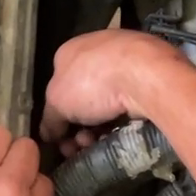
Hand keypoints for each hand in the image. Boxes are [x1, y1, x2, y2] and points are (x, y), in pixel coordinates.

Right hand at [40, 30, 195, 143]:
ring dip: (98, 129)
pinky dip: (121, 121)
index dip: (58, 115)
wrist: (146, 75)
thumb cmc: (93, 81)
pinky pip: (127, 103)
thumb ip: (49, 119)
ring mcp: (124, 62)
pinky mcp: (147, 76)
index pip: (58, 85)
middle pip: (82, 98)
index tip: (62, 139)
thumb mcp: (57, 101)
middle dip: (79, 127)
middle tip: (81, 146)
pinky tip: (120, 135)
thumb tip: (47, 133)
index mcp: (70, 50)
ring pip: (105, 104)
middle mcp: (96, 51)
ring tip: (99, 144)